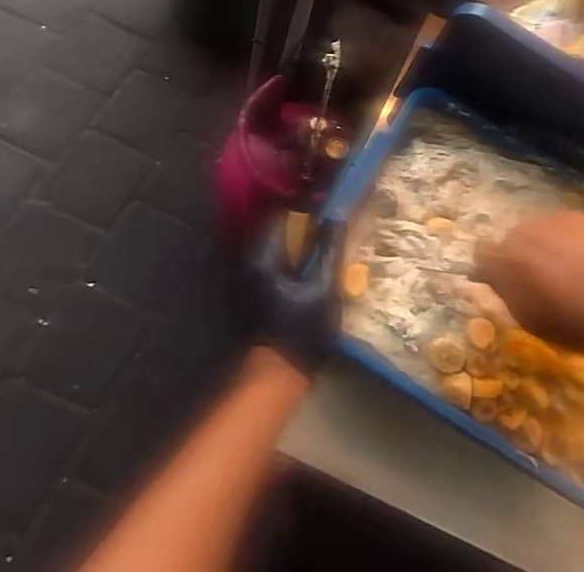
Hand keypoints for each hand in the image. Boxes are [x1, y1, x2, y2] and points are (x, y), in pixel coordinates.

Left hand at [246, 214, 341, 374]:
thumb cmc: (302, 328)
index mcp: (264, 257)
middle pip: (276, 229)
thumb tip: (335, 214)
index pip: (280, 215)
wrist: (276, 374)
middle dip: (302, 224)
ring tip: (324, 245)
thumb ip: (329, 247)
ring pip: (274, 245)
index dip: (305, 209)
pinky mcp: (253, 292)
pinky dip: (291, 257)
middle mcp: (249, 262)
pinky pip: (273, 261)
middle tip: (329, 227)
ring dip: (297, 241)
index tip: (328, 210)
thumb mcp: (324, 285)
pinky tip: (310, 266)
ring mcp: (248, 278)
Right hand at [473, 211, 583, 353]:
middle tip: (541, 279)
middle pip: (514, 239)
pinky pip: (567, 226)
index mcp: (504, 261)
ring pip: (541, 230)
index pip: (482, 255)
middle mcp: (523, 232)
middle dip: (522, 255)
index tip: (502, 281)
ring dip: (548, 244)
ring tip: (570, 268)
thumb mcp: (531, 320)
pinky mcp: (580, 214)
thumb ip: (510, 293)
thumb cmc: (573, 321)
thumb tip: (501, 280)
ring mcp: (553, 219)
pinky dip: (572, 239)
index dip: (491, 268)